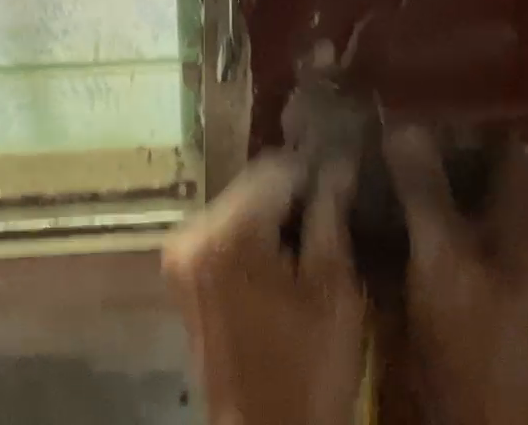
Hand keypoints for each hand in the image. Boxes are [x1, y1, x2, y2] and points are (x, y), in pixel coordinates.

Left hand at [163, 152, 367, 424]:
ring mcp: (181, 254)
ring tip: (313, 233)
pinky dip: (254, 234)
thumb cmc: (310, 365)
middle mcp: (192, 233)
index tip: (346, 176)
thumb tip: (338, 163)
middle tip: (333, 208)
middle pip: (253, 184)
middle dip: (293, 192)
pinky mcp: (182, 274)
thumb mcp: (333, 285)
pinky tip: (284, 258)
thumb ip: (330, 212)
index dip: (316, 168)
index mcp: (227, 233)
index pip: (277, 167)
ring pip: (239, 205)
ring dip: (274, 212)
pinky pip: (224, 232)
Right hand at [385, 125, 527, 424]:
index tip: (389, 104)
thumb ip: (423, 184)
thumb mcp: (445, 254)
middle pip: (462, 159)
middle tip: (361, 126)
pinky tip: (360, 193)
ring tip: (353, 151)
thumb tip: (401, 121)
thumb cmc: (475, 331)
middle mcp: (513, 213)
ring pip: (441, 187)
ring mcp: (486, 241)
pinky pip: (429, 218)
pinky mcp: (458, 266)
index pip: (488, 133)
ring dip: (401, 174)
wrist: (480, 416)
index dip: (442, 116)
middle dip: (413, 144)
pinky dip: (400, 206)